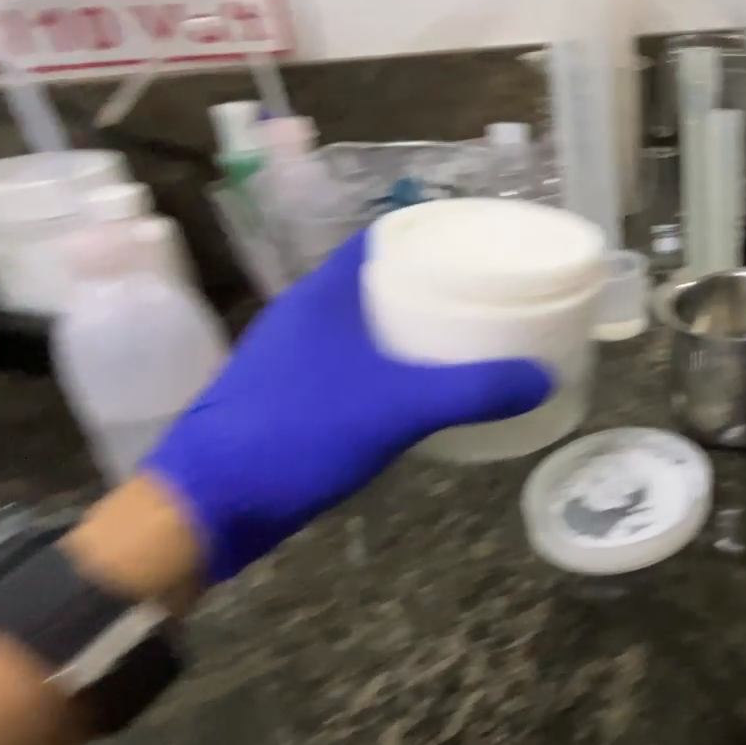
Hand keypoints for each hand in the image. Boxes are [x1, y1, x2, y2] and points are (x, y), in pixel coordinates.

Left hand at [144, 231, 551, 582]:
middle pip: (384, 278)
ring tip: (472, 331)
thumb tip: (543, 378)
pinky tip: (426, 383)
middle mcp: (309, 314)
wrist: (201, 509)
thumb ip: (473, 391)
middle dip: (437, 280)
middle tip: (493, 290)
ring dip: (416, 322)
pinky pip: (359, 358)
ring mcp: (296, 354)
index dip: (435, 234)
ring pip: (370, 320)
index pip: (386, 238)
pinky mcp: (293, 392)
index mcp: (326, 295)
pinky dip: (396, 359)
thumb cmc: (294, 434)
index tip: (485, 243)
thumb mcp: (397, 409)